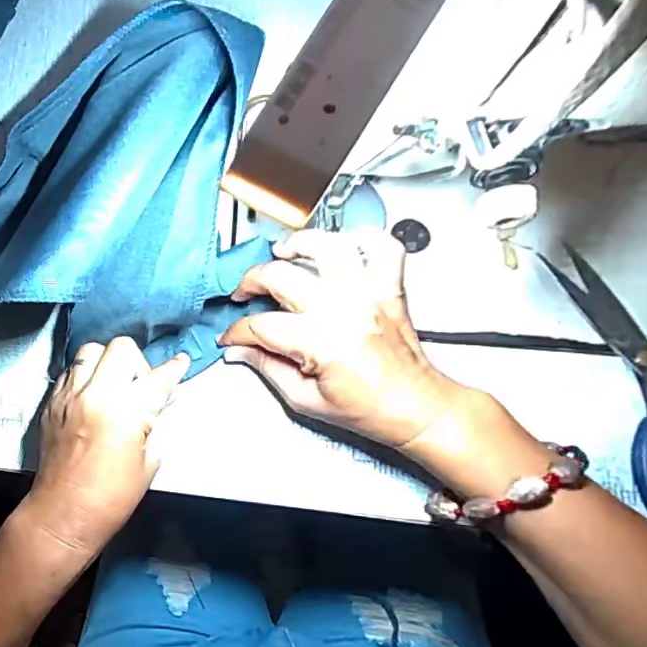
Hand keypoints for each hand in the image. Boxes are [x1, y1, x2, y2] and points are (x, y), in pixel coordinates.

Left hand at [16, 338, 189, 563]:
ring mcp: (69, 395)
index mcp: (125, 411)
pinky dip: (83, 375)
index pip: (157, 378)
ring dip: (106, 362)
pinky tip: (90, 394)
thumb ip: (153, 426)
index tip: (179, 364)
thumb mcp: (148, 462)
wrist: (63, 511)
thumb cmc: (110, 497)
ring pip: (90, 351)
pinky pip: (69, 371)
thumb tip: (156, 406)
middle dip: (136, 361)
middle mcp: (95, 394)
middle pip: (120, 348)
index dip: (173, 371)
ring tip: (112, 384)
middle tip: (139, 384)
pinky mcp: (51, 402)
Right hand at [218, 230, 476, 452]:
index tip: (231, 338)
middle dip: (251, 283)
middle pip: (281, 276)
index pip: (261, 325)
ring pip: (327, 246)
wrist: (415, 407)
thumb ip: (267, 367)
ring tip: (283, 252)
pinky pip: (381, 246)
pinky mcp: (388, 288)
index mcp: (321, 342)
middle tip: (245, 294)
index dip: (237, 332)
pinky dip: (361, 239)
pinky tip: (340, 246)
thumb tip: (240, 350)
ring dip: (299, 244)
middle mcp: (344, 310)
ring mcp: (368, 294)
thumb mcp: (304, 399)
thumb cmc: (369, 408)